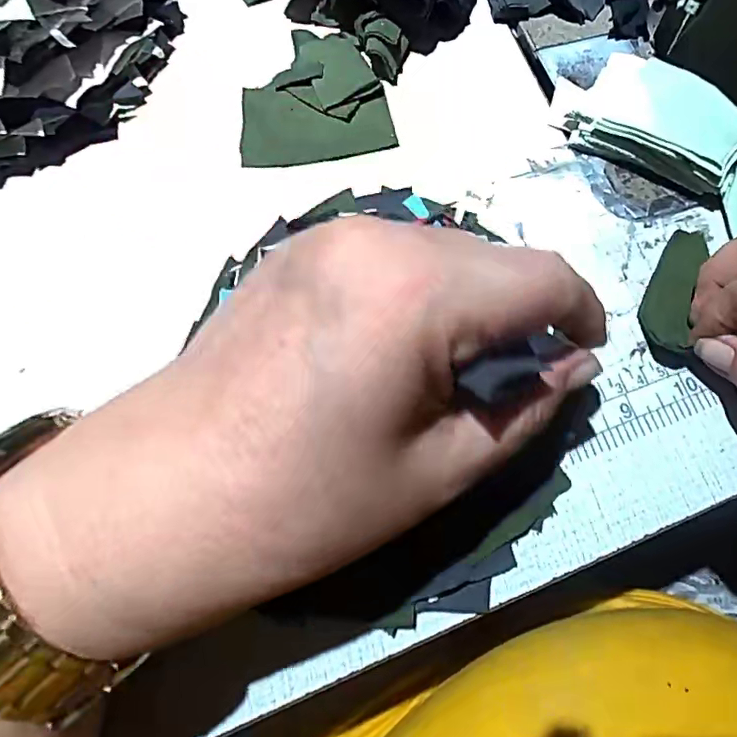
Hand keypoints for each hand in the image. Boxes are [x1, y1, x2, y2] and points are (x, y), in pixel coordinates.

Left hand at [0, 217, 605, 659]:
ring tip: (473, 355)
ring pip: (457, 247)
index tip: (589, 349)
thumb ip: (528, 405)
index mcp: (419, 293)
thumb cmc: (304, 504)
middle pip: (501, 256)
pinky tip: (417, 336)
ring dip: (485, 294)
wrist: (147, 501)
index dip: (584, 310)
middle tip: (532, 365)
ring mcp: (338, 232)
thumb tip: (577, 364)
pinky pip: (407, 249)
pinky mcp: (309, 243)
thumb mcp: (442, 469)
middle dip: (534, 306)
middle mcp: (382, 238)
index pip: (543, 276)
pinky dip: (438, 284)